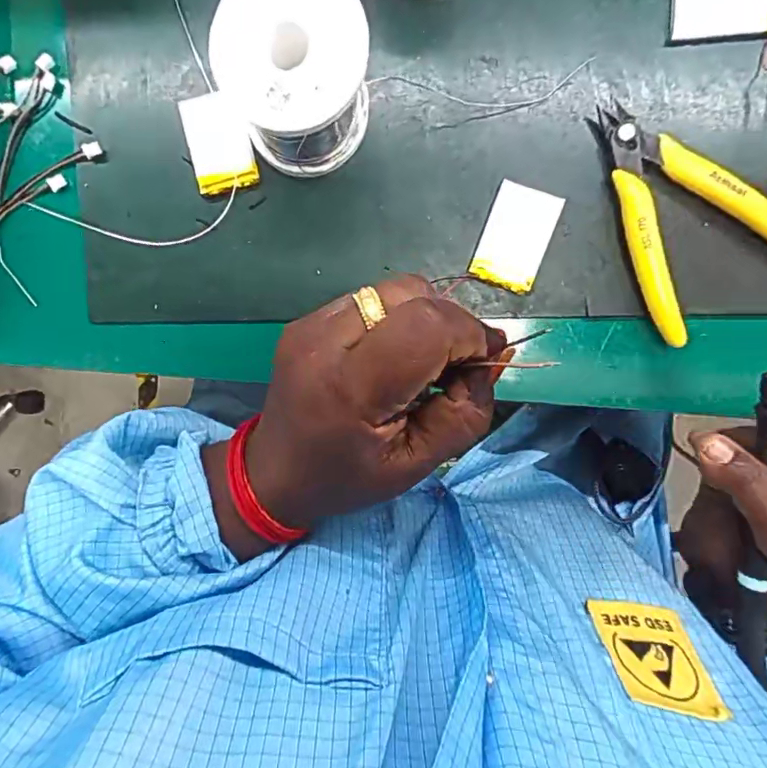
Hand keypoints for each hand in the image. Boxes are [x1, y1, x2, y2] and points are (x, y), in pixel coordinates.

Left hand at [203, 274, 508, 557]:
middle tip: (454, 365)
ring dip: (424, 316)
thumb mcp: (415, 464)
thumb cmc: (344, 478)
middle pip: (413, 294)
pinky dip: (396, 317)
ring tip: (421, 361)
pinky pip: (370, 298)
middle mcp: (323, 342)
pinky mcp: (306, 320)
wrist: (273, 473)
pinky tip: (391, 354)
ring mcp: (309, 325)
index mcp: (349, 387)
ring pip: (393, 289)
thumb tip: (494, 358)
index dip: (468, 335)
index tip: (480, 363)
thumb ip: (464, 413)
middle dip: (451, 323)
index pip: (427, 325)